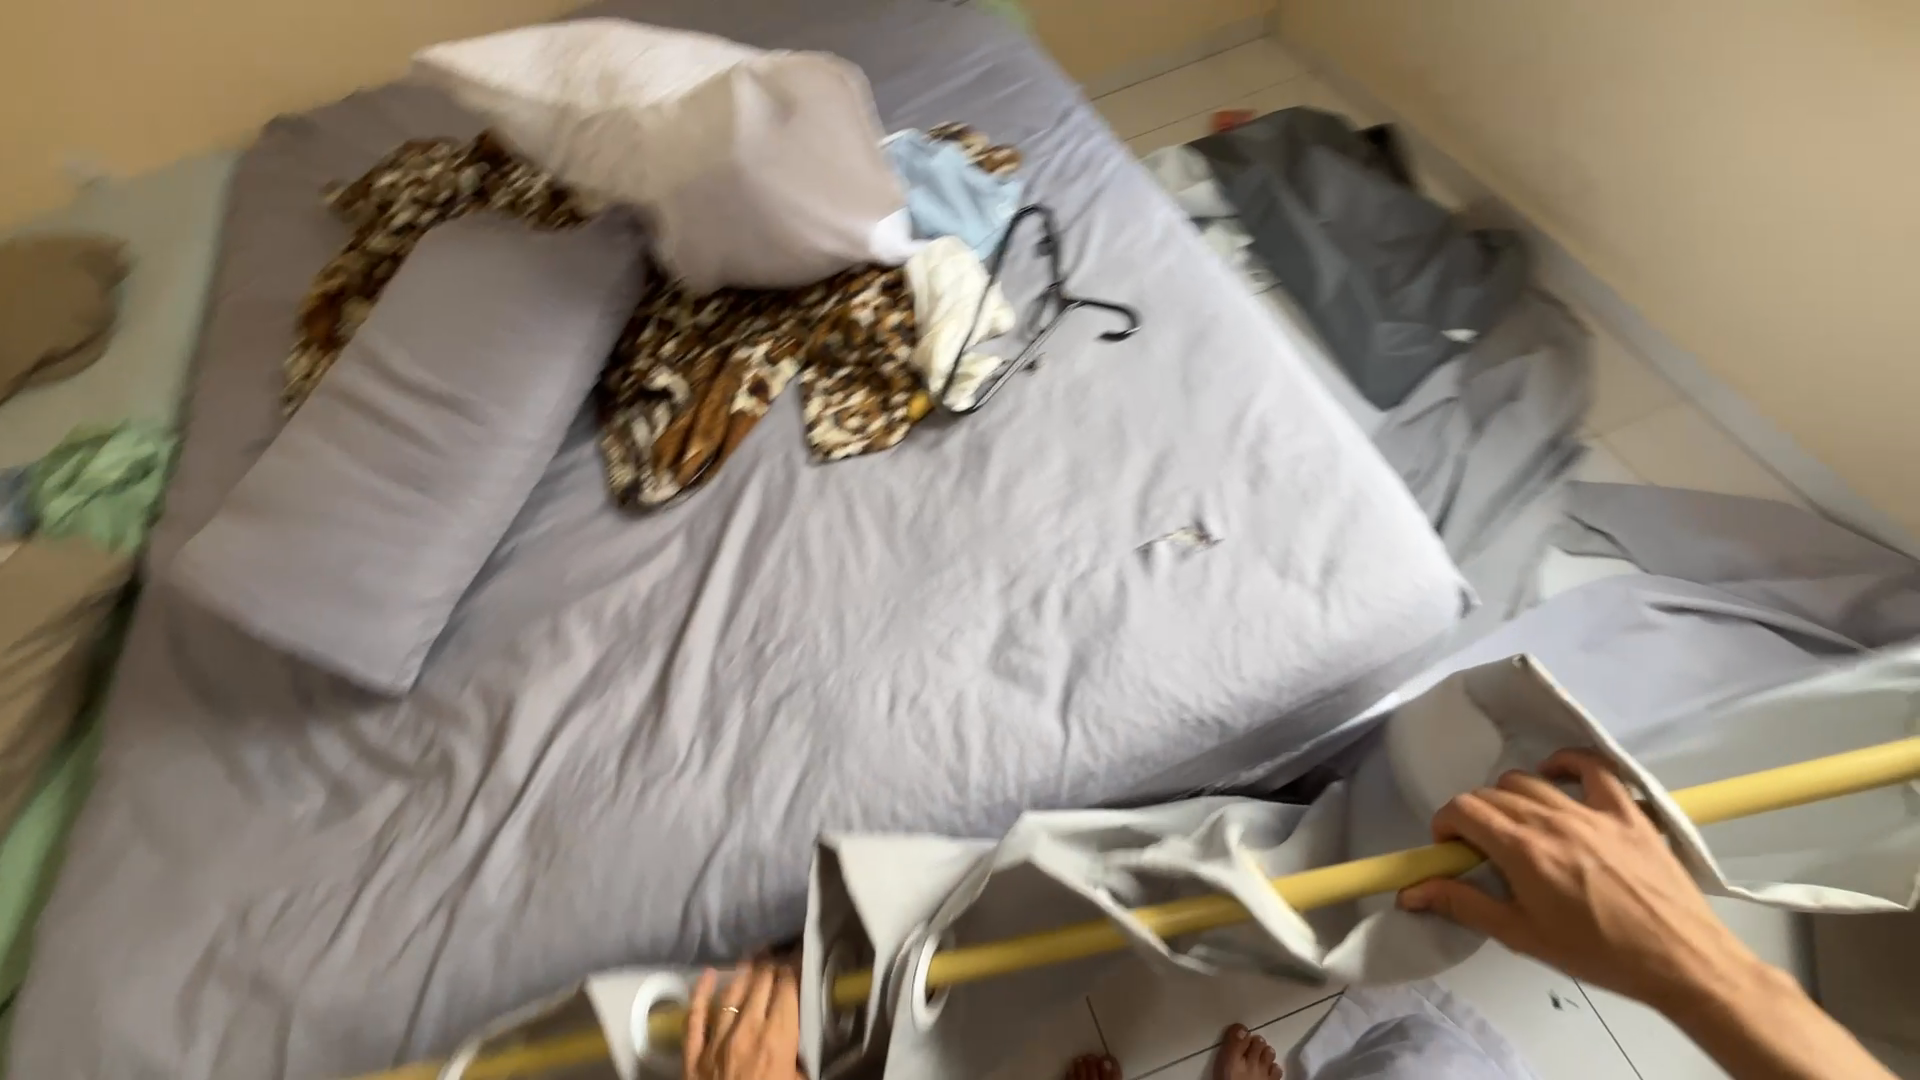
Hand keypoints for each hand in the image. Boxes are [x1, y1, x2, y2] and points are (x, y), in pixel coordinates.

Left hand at [683, 962, 802, 1079]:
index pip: (788, 985)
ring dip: (744, 971)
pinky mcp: (693, 1055)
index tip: (800, 954)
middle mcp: (747, 1029)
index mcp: (778, 1036)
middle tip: (778, 953)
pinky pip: (694, 1018)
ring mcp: (717, 1040)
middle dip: (772, 963)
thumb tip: (803, 1032)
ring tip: (752, 957)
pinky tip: (707, 974)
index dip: (795, 965)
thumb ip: (801, 1052)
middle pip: (761, 981)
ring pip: (732, 992)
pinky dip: (700, 993)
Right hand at [1397, 749, 1761, 1008]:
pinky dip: (1567, 764)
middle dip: (1474, 816)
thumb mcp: (1523, 936)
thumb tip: (1411, 892)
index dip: (1446, 824)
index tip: (1453, 847)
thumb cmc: (1602, 954)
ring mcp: (1592, 813)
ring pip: (1527, 781)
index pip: (1461, 809)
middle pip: (1489, 794)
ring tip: (1518, 824)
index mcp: (1522, 849)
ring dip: (1509, 798)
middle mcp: (1551, 821)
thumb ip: (1462, 905)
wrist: (1688, 966)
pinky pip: (1593, 768)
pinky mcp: (1628, 813)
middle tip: (1484, 846)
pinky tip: (1556, 777)